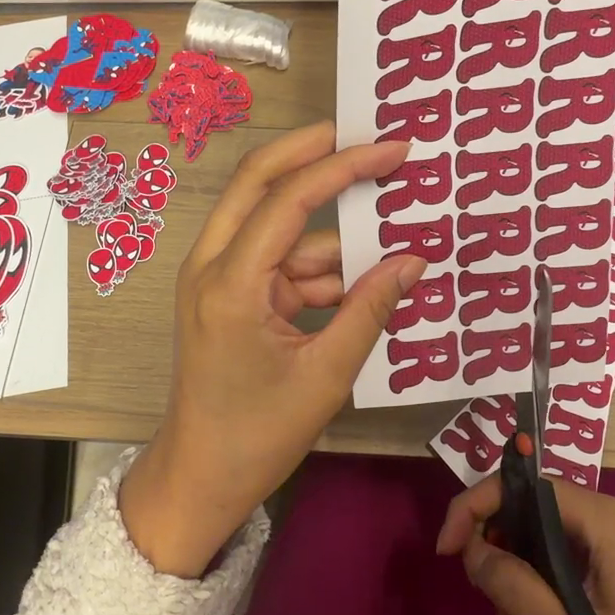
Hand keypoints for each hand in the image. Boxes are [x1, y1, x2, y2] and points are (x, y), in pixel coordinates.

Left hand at [120, 122, 426, 577]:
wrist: (199, 478)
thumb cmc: (257, 435)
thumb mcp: (325, 376)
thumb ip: (370, 311)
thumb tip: (415, 260)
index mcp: (229, 281)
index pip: (288, 198)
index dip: (343, 165)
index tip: (392, 147)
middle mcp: (212, 263)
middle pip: (260, 182)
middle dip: (315, 153)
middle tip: (370, 136)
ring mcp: (216, 276)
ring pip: (276, 224)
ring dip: (330, 228)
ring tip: (392, 222)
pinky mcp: (228, 293)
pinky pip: (279, 260)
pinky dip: (320, 267)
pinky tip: (367, 280)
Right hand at [436, 476, 614, 614]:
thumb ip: (515, 588)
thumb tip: (472, 551)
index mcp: (604, 520)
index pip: (524, 485)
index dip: (476, 508)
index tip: (447, 551)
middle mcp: (610, 520)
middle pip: (529, 522)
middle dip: (502, 571)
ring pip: (543, 553)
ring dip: (520, 599)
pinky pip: (565, 573)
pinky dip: (544, 606)